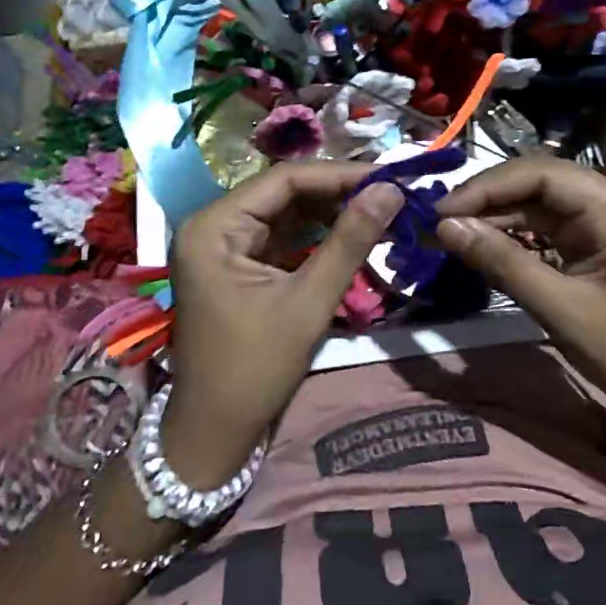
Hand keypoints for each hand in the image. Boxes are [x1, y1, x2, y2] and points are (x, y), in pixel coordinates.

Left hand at [166, 164, 404, 454]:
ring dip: (331, 211)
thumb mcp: (308, 302)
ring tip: (382, 208)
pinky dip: (317, 235)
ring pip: (286, 213)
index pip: (284, 180)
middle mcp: (213, 225)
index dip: (339, 175)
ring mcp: (223, 246)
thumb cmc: (255, 367)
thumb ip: (349, 242)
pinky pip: (282, 237)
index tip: (389, 177)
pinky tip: (353, 231)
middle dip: (338, 192)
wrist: (215, 428)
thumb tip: (392, 191)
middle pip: (284, 193)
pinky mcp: (237, 265)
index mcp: (215, 226)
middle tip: (392, 193)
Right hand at [434, 158, 605, 419]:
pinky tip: (485, 245)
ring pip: (543, 205)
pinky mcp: (602, 244)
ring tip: (452, 233)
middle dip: (490, 200)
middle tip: (441, 222)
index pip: (545, 175)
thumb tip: (446, 227)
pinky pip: (552, 229)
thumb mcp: (561, 310)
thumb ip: (503, 263)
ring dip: (499, 218)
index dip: (488, 187)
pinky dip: (518, 237)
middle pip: (542, 184)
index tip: (442, 210)